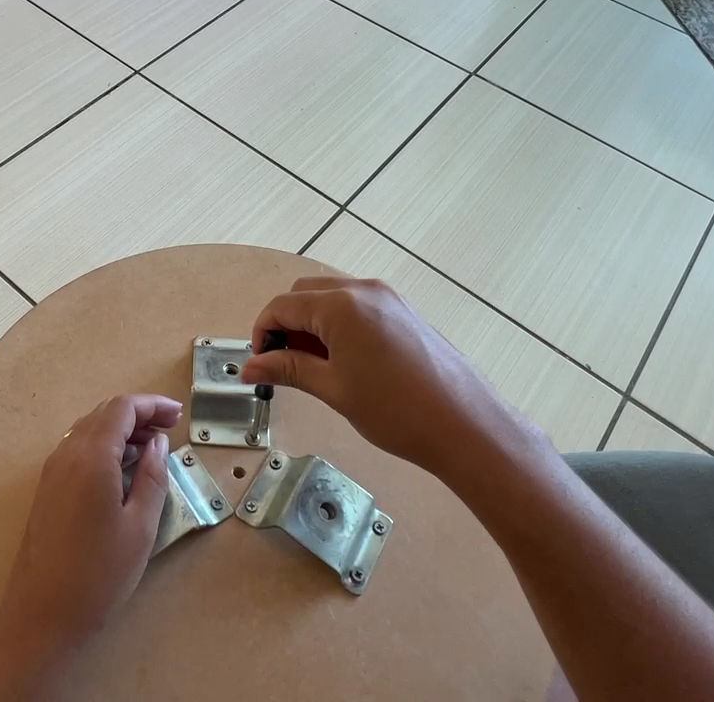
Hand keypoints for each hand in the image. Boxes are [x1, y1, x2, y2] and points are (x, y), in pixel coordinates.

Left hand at [0, 394, 180, 644]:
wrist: (41, 617)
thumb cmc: (98, 574)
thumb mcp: (140, 527)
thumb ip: (153, 477)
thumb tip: (158, 443)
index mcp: (92, 456)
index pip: (122, 408)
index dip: (153, 404)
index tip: (179, 414)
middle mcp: (67, 453)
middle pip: (104, 413)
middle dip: (139, 414)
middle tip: (170, 428)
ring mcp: (52, 470)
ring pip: (89, 428)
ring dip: (121, 428)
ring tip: (152, 446)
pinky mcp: (47, 488)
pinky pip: (78, 448)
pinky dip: (104, 445)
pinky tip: (123, 467)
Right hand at [242, 277, 546, 476]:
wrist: (465, 424)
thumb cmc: (394, 410)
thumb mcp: (333, 389)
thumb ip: (287, 369)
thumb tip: (248, 367)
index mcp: (341, 305)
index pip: (282, 305)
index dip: (262, 333)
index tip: (260, 364)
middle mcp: (362, 289)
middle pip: (304, 293)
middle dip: (286, 324)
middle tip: (284, 364)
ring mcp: (386, 296)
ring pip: (331, 296)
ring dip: (312, 323)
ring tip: (314, 366)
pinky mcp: (403, 309)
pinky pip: (356, 304)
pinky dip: (338, 323)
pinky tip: (344, 359)